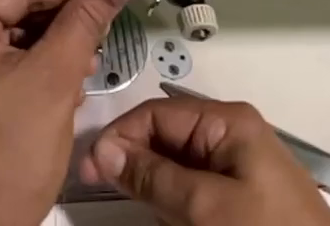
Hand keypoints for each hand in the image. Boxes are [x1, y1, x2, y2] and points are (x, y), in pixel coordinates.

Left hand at [0, 0, 130, 225]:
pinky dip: (38, 67)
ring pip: (14, 36)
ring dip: (55, 45)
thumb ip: (83, 23)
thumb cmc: (10, 154)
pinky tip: (69, 80)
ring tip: (90, 58)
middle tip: (107, 24)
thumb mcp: (54, 79)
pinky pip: (5, 62)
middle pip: (17, 9)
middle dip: (64, 20)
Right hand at [79, 97, 329, 225]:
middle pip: (165, 137)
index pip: (157, 113)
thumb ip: (153, 175)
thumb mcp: (206, 207)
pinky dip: (174, 204)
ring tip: (135, 206)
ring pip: (175, 166)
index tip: (88, 167)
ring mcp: (237, 168)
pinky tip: (165, 219)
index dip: (120, 136)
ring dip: (152, 185)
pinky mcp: (241, 199)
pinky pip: (193, 190)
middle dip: (134, 161)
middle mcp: (231, 135)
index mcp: (228, 121)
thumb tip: (104, 149)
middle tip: (100, 188)